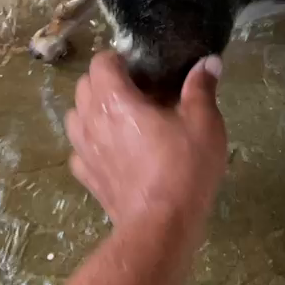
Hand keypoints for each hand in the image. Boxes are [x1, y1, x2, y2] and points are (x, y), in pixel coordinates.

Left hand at [66, 52, 227, 233]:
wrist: (162, 225)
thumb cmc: (183, 167)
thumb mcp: (203, 121)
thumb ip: (201, 87)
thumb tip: (208, 62)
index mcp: (115, 99)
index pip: (100, 62)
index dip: (120, 59)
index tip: (145, 68)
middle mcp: (91, 120)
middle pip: (85, 86)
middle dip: (107, 81)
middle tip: (141, 91)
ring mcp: (84, 151)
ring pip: (76, 116)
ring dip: (94, 110)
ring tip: (124, 118)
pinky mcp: (87, 177)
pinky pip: (80, 150)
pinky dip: (93, 143)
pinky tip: (115, 150)